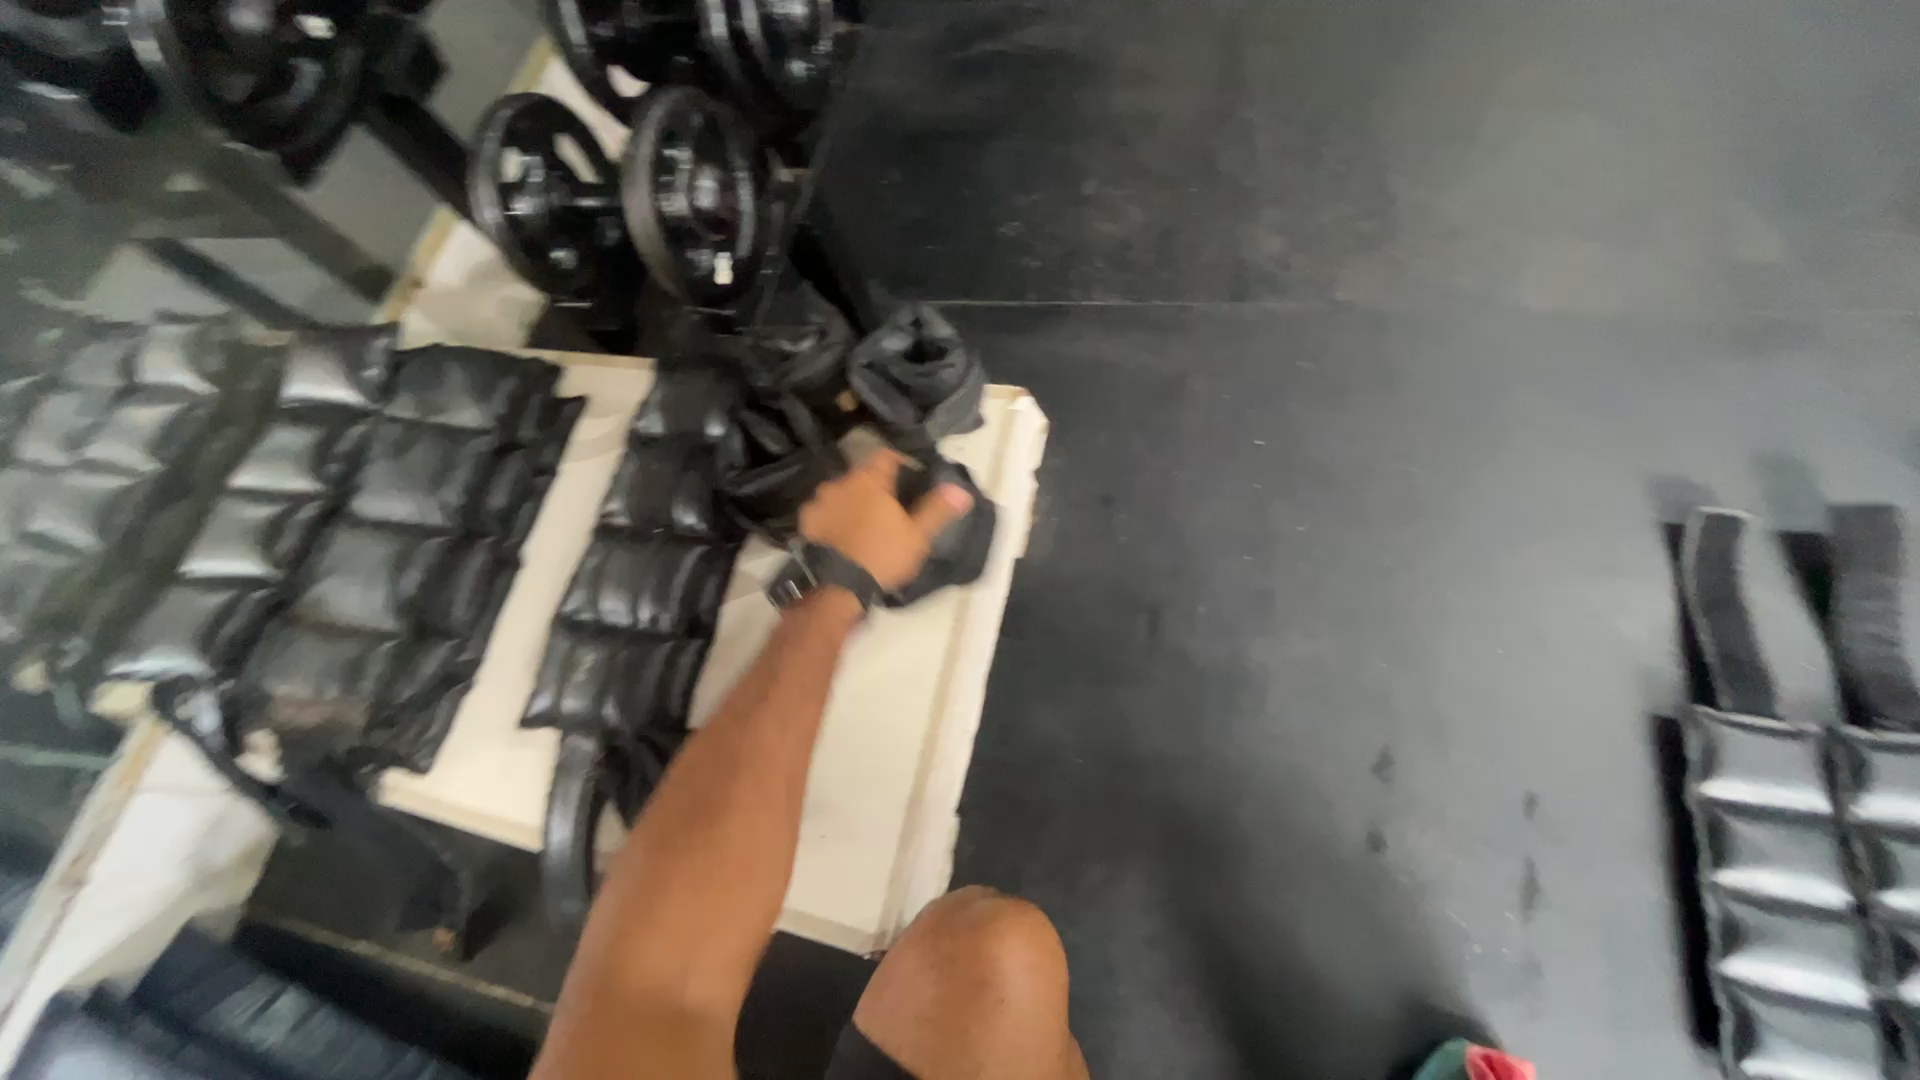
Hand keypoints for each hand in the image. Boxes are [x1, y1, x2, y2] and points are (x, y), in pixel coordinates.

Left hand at [800, 449, 973, 590]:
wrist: (837, 587)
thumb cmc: (881, 556)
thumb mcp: (917, 536)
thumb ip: (937, 509)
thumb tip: (961, 490)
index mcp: (869, 480)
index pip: (886, 456)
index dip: (901, 464)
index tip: (911, 481)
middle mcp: (840, 482)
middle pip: (862, 475)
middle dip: (876, 487)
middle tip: (890, 509)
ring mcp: (819, 501)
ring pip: (841, 493)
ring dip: (852, 502)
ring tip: (864, 524)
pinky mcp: (805, 522)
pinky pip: (824, 512)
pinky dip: (833, 518)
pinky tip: (841, 536)